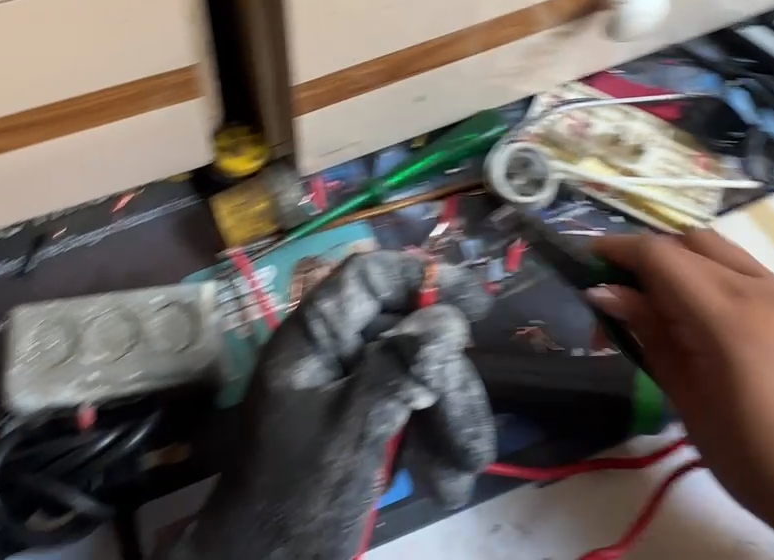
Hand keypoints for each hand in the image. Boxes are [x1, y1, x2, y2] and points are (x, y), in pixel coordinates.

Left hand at [168, 251, 495, 559]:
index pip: (367, 277)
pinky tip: (444, 483)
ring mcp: (351, 390)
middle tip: (470, 440)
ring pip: (418, 377)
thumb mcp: (350, 432)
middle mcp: (334, 354)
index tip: (476, 304)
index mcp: (315, 338)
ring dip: (448, 421)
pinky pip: (412, 413)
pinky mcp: (366, 425)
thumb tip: (445, 318)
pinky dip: (434, 444)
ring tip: (457, 472)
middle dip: (446, 384)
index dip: (420, 278)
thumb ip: (396, 372)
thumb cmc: (297, 495)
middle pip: (406, 335)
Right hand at [588, 230, 773, 559]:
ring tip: (657, 300)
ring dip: (679, 258)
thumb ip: (652, 338)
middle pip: (688, 240)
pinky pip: (744, 268)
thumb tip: (606, 293)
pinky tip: (701, 315)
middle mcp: (761, 290)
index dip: (616, 250)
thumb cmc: (767, 467)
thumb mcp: (693, 406)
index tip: (585, 262)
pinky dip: (710, 271)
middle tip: (618, 289)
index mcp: (730, 317)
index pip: (659, 254)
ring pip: (718, 248)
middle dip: (646, 252)